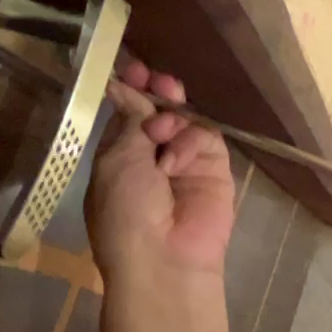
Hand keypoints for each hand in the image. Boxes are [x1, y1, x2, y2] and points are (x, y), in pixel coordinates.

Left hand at [85, 61, 236, 286]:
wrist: (164, 260)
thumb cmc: (125, 212)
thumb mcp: (117, 161)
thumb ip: (131, 119)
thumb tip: (124, 86)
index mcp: (120, 154)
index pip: (129, 110)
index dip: (133, 89)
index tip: (135, 71)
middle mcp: (153, 153)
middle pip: (161, 108)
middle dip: (159, 94)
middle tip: (160, 86)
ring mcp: (186, 160)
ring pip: (186, 118)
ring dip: (173, 117)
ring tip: (163, 132)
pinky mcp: (215, 168)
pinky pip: (207, 137)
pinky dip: (192, 141)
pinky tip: (176, 160)